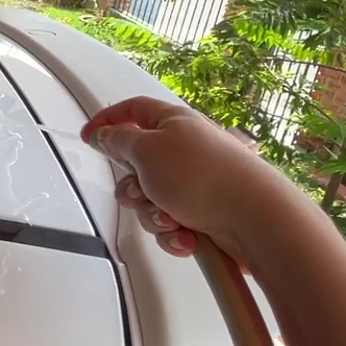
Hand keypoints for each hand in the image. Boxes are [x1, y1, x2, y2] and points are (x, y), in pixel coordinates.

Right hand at [78, 96, 291, 263]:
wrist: (257, 220)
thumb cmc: (205, 177)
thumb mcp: (146, 150)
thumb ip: (117, 140)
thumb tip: (104, 134)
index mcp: (174, 123)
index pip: (132, 111)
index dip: (107, 120)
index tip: (89, 136)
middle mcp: (185, 150)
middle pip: (136, 164)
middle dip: (132, 187)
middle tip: (141, 192)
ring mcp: (195, 183)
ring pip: (149, 199)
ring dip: (152, 214)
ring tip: (171, 218)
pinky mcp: (203, 213)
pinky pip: (169, 223)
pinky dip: (172, 232)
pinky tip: (185, 234)